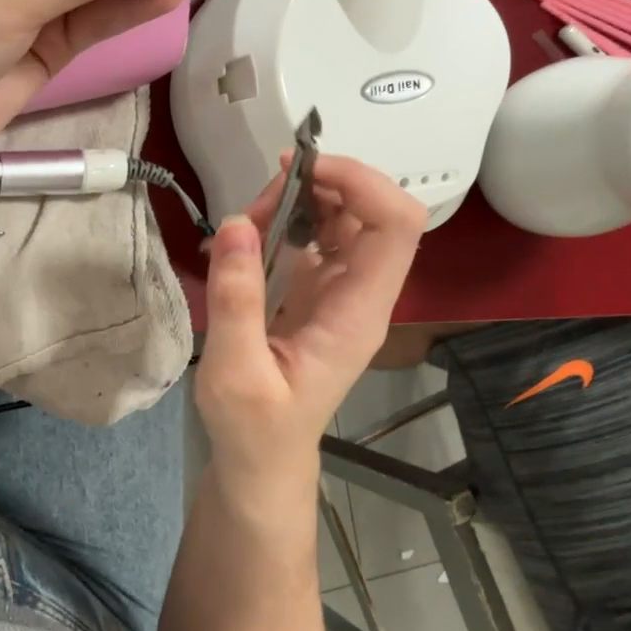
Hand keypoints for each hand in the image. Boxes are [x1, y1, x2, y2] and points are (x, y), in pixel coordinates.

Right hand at [194, 155, 427, 485]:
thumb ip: (238, 298)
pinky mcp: (313, 299)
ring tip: (242, 222)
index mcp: (357, 314)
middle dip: (318, 189)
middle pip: (370, 214)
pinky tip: (240, 242)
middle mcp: (359, 296)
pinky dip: (281, 228)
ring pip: (341, 224)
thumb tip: (237, 222)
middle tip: (254, 205)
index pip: (395, 225)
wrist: (261, 461)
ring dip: (297, 206)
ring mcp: (338, 296)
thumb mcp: (236, 369)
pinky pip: (312, 244)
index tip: (300, 170)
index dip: (361, 183)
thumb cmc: (253, 426)